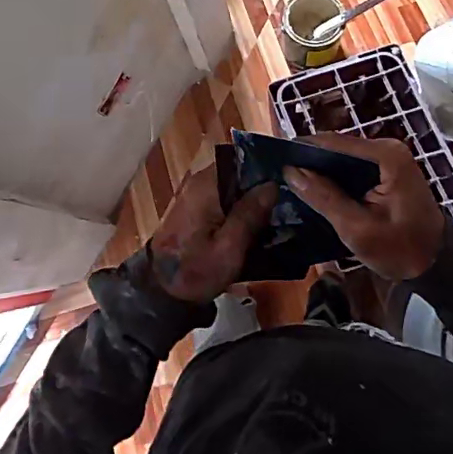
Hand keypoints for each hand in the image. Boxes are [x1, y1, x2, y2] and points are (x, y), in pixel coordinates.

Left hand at [145, 163, 277, 302]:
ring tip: (281, 216)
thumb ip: (249, 214)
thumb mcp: (229, 248)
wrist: (162, 291)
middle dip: (262, 189)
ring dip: (253, 202)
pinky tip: (259, 226)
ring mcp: (197, 194)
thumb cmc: (196, 271)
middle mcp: (200, 182)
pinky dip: (240, 211)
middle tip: (290, 205)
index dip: (266, 171)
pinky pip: (225, 200)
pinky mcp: (197, 208)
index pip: (243, 162)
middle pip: (240, 175)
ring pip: (234, 189)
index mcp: (207, 185)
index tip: (289, 184)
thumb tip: (272, 184)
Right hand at [281, 134, 447, 279]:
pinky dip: (334, 177)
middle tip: (279, 177)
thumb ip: (324, 197)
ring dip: (320, 170)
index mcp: (385, 156)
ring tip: (290, 183)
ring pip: (342, 157)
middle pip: (336, 147)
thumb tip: (290, 171)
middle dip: (309, 161)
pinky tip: (315, 190)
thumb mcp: (357, 229)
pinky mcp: (386, 170)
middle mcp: (387, 148)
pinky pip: (351, 167)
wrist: (438, 265)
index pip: (333, 143)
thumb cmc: (402, 249)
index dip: (302, 150)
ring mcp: (388, 158)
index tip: (274, 161)